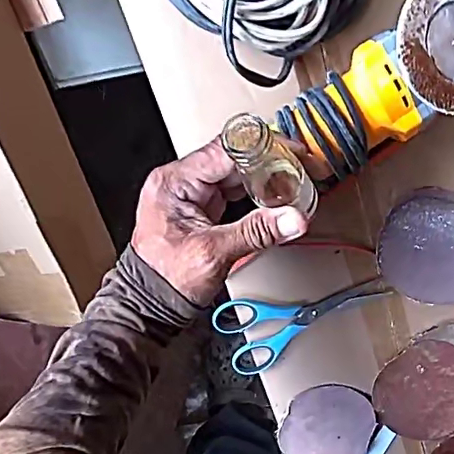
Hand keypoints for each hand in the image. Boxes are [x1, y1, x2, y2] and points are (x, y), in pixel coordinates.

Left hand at [132, 140, 309, 302]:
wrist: (152, 305)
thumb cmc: (167, 278)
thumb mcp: (215, 253)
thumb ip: (257, 233)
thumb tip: (292, 219)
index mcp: (174, 182)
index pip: (224, 150)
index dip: (262, 148)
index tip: (290, 151)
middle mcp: (181, 183)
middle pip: (233, 160)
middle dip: (269, 163)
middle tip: (300, 168)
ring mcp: (192, 196)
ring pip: (236, 176)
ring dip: (265, 179)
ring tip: (293, 183)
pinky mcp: (202, 211)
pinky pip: (234, 194)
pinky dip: (256, 195)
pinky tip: (274, 200)